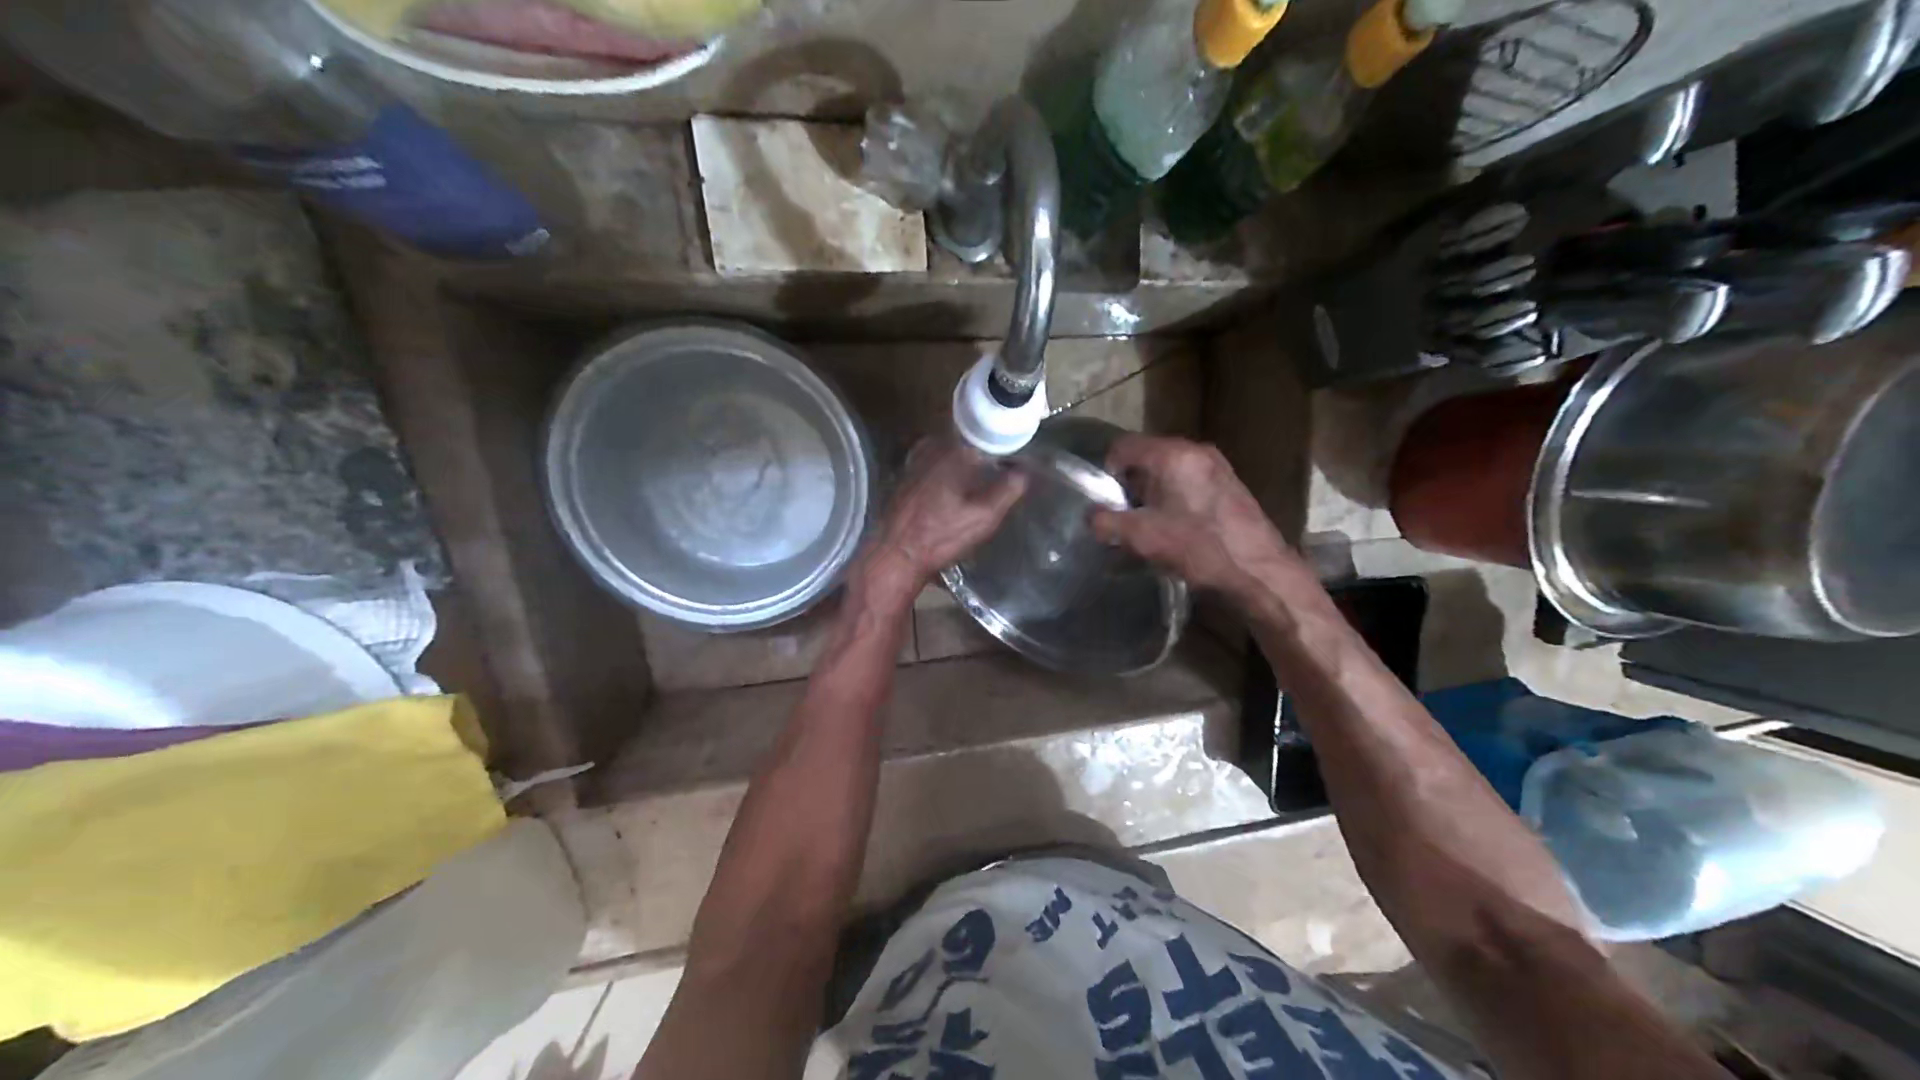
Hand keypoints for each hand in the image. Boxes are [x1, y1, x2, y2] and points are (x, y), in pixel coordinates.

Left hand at [860, 437, 1027, 594]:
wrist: (895, 554)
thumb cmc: (941, 536)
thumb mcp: (984, 517)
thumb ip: (1007, 490)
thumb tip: (1024, 471)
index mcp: (953, 452)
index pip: (986, 436)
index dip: (1003, 447)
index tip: (1015, 459)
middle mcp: (931, 449)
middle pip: (965, 441)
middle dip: (983, 452)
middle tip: (1001, 468)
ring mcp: (914, 462)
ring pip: (948, 452)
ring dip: (964, 462)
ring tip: (980, 480)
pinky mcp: (905, 478)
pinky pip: (933, 464)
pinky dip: (946, 471)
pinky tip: (953, 490)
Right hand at [1090, 435, 1301, 602]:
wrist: (1259, 573)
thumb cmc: (1198, 548)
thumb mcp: (1141, 537)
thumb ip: (1106, 522)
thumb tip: (1091, 517)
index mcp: (1173, 454)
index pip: (1123, 446)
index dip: (1106, 472)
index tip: (1105, 502)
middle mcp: (1196, 451)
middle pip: (1146, 459)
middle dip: (1129, 487)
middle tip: (1124, 518)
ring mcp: (1217, 467)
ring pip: (1168, 473)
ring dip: (1152, 497)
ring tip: (1149, 529)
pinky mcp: (1230, 487)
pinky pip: (1188, 484)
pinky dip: (1174, 502)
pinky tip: (1176, 532)